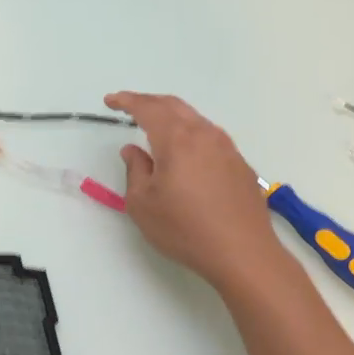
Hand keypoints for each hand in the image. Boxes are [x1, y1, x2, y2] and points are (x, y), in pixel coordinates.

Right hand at [107, 92, 299, 295]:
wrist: (243, 253)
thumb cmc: (185, 229)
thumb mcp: (143, 204)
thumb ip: (135, 170)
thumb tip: (134, 151)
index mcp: (176, 140)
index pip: (147, 108)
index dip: (126, 101)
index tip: (110, 101)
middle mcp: (204, 135)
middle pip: (174, 106)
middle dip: (149, 102)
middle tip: (129, 107)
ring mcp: (227, 149)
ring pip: (195, 119)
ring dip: (172, 116)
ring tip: (156, 126)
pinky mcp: (240, 165)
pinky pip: (210, 136)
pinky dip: (190, 133)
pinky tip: (185, 151)